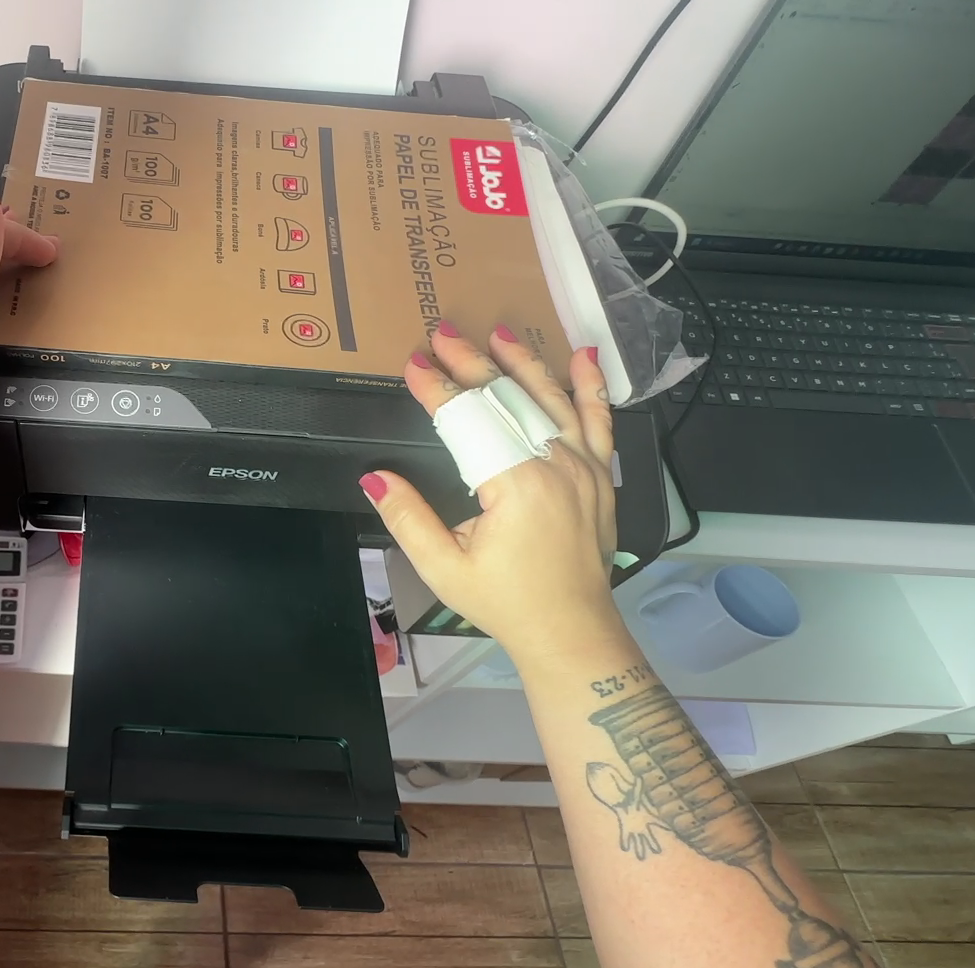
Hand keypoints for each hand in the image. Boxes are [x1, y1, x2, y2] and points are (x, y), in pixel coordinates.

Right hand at [360, 323, 620, 663]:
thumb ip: (407, 518)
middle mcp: (555, 466)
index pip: (468, 422)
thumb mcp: (442, 567)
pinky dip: (590, 387)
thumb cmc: (504, 601)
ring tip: (497, 330)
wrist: (569, 629)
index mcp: (516, 485)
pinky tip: (584, 356)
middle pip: (508, 399)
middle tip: (442, 333)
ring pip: (551, 399)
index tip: (413, 364)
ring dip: (522, 362)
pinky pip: (597, 420)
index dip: (436, 389)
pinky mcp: (600, 475)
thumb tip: (374, 479)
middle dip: (471, 363)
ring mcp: (584, 467)